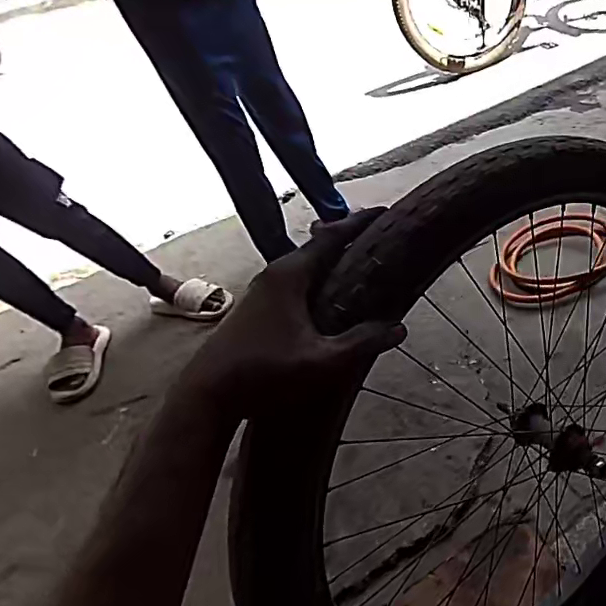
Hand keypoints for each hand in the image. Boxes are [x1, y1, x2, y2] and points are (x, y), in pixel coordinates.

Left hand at [170, 211, 405, 416]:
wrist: (206, 394)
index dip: (360, 223)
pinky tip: (330, 295)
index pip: (331, 237)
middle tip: (380, 237)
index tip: (385, 212)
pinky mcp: (256, 307)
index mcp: (290, 276)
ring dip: (332, 260)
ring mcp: (262, 290)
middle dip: (349, 238)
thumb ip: (362, 343)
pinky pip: (296, 280)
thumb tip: (398, 327)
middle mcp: (274, 274)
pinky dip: (318, 276)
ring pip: (305, 264)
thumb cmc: (264, 373)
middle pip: (318, 246)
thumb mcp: (322, 362)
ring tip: (361, 263)